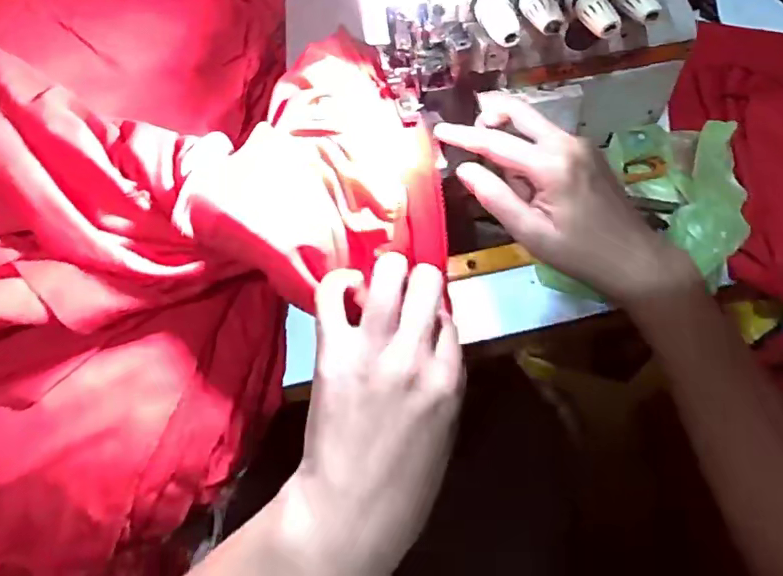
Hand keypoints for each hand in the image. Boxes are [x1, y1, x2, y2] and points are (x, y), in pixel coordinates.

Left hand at [280, 253, 462, 575]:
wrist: (347, 513)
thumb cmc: (403, 482)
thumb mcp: (446, 428)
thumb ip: (447, 377)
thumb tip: (438, 336)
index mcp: (448, 378)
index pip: (449, 316)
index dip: (435, 313)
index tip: (422, 319)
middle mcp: (414, 355)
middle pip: (427, 281)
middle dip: (418, 279)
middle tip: (404, 292)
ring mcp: (373, 350)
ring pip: (387, 275)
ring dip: (385, 270)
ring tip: (376, 285)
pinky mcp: (334, 351)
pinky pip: (333, 293)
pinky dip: (339, 281)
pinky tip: (344, 289)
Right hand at [434, 94, 700, 306]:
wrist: (637, 260)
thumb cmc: (580, 254)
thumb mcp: (531, 233)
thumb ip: (495, 197)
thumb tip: (465, 169)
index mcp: (550, 164)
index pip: (495, 141)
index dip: (463, 136)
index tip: (438, 130)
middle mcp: (565, 142)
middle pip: (518, 111)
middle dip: (488, 114)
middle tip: (466, 132)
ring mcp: (579, 144)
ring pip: (533, 121)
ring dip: (508, 131)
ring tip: (497, 168)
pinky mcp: (586, 151)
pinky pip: (546, 135)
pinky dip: (526, 142)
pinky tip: (523, 175)